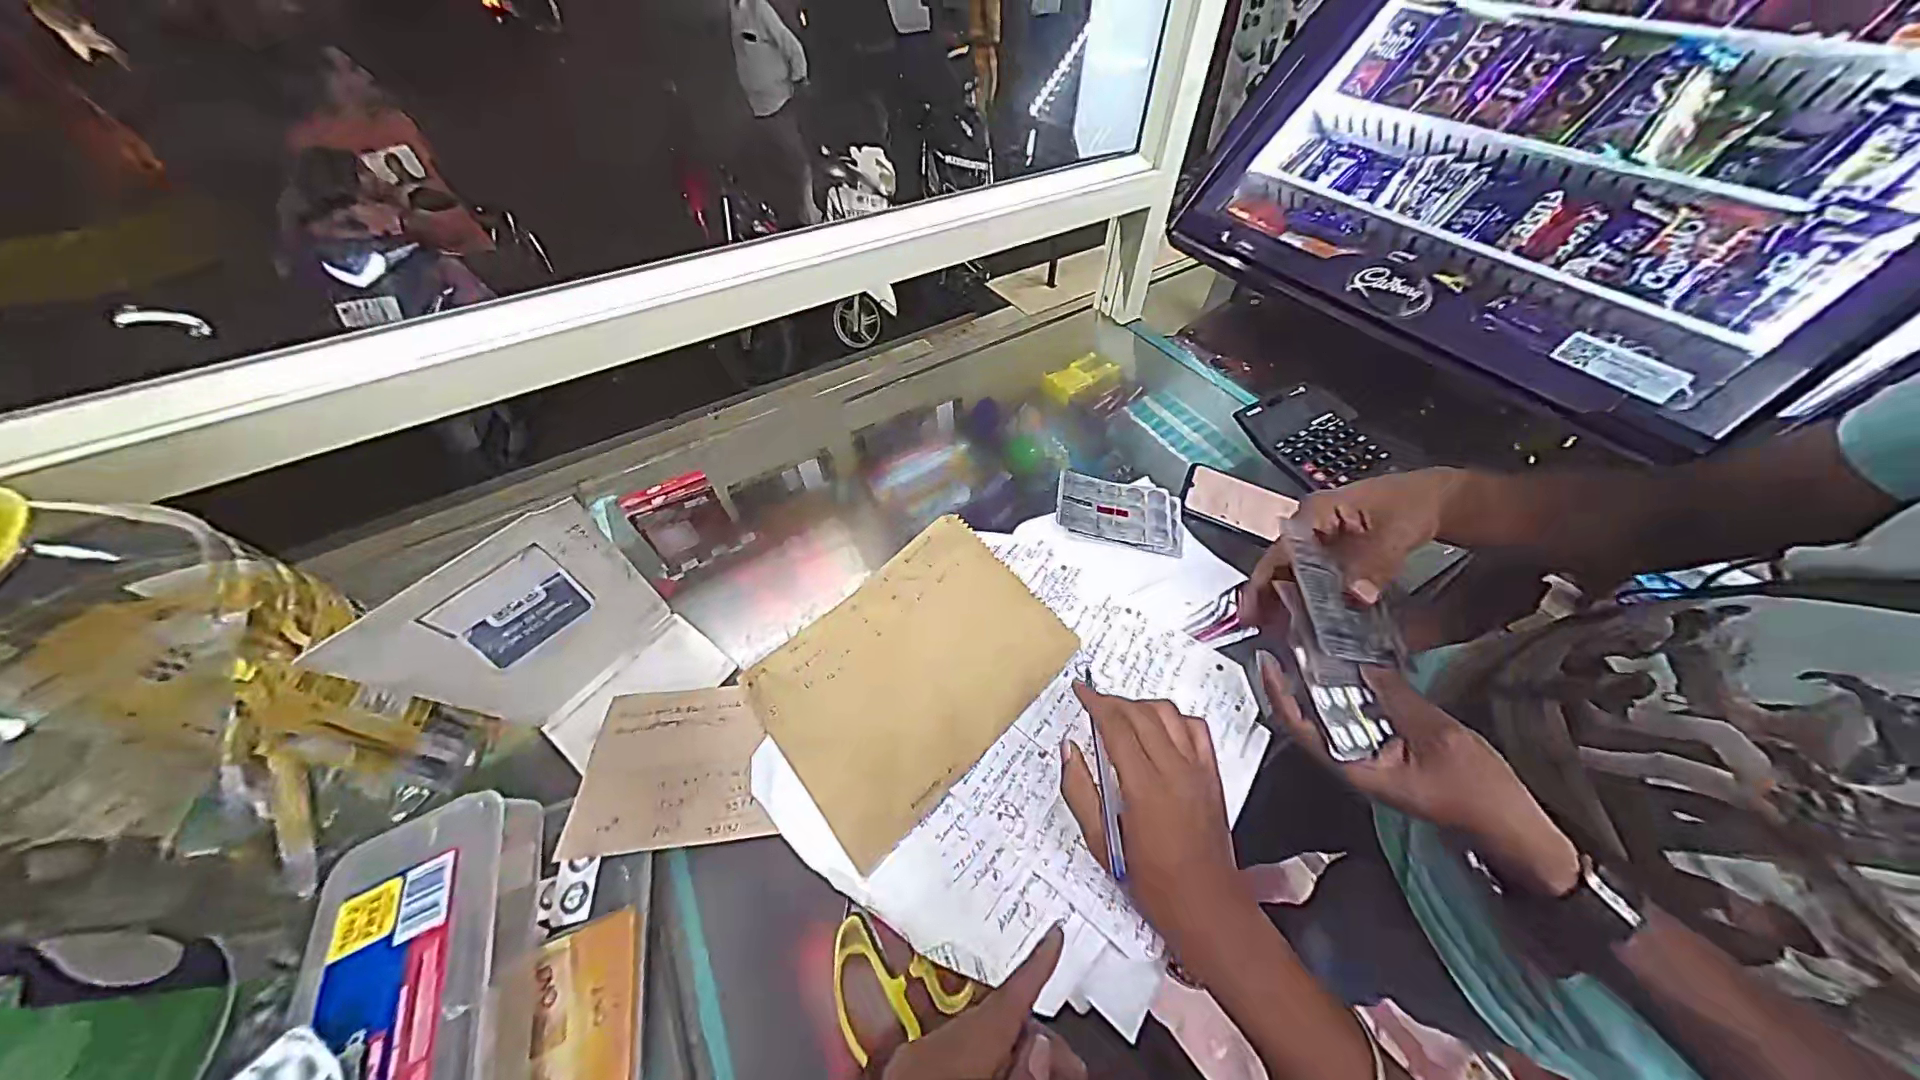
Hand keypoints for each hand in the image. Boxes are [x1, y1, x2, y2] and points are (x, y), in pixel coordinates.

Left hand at [880, 927, 1086, 1079]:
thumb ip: (1020, 1073)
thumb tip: (1042, 1044)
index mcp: (958, 1048)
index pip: (1007, 997)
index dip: (1036, 965)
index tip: (1054, 936)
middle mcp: (931, 1044)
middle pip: (996, 1020)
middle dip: (1035, 1036)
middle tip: (1070, 1068)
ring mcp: (914, 1060)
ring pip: (975, 1038)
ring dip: (1010, 1052)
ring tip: (1043, 1074)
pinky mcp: (906, 1071)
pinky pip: (952, 1054)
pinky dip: (982, 1062)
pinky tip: (1000, 1075)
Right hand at [1058, 684, 1245, 959]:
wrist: (1206, 904)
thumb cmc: (1152, 882)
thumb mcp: (1102, 842)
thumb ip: (1080, 790)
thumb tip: (1069, 750)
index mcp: (1144, 787)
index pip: (1116, 726)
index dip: (1095, 703)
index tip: (1081, 691)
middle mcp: (1174, 771)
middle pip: (1140, 714)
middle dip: (1113, 701)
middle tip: (1095, 703)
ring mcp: (1197, 771)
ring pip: (1168, 714)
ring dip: (1142, 705)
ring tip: (1123, 713)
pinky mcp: (1212, 775)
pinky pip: (1196, 729)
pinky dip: (1175, 718)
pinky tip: (1161, 726)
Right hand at [1242, 467, 1465, 624]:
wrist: (1437, 499)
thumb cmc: (1414, 501)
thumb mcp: (1397, 531)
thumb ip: (1375, 562)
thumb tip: (1357, 594)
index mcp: (1316, 511)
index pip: (1281, 550)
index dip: (1264, 580)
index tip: (1253, 607)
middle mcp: (1309, 526)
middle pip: (1278, 564)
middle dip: (1266, 595)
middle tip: (1258, 625)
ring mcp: (1319, 541)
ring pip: (1292, 573)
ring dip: (1283, 599)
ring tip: (1275, 628)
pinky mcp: (1332, 555)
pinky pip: (1311, 579)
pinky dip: (1305, 598)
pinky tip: (1305, 619)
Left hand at [1257, 653, 1579, 896]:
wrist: (1516, 832)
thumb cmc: (1480, 794)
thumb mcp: (1439, 737)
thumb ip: (1398, 700)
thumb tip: (1366, 667)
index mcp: (1353, 766)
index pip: (1298, 726)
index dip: (1278, 692)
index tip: (1268, 661)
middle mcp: (1352, 762)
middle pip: (1310, 716)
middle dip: (1298, 679)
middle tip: (1293, 642)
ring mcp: (1369, 758)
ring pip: (1333, 716)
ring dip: (1324, 684)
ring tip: (1317, 648)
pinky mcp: (1387, 753)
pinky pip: (1359, 720)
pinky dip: (1355, 695)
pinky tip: (1358, 670)